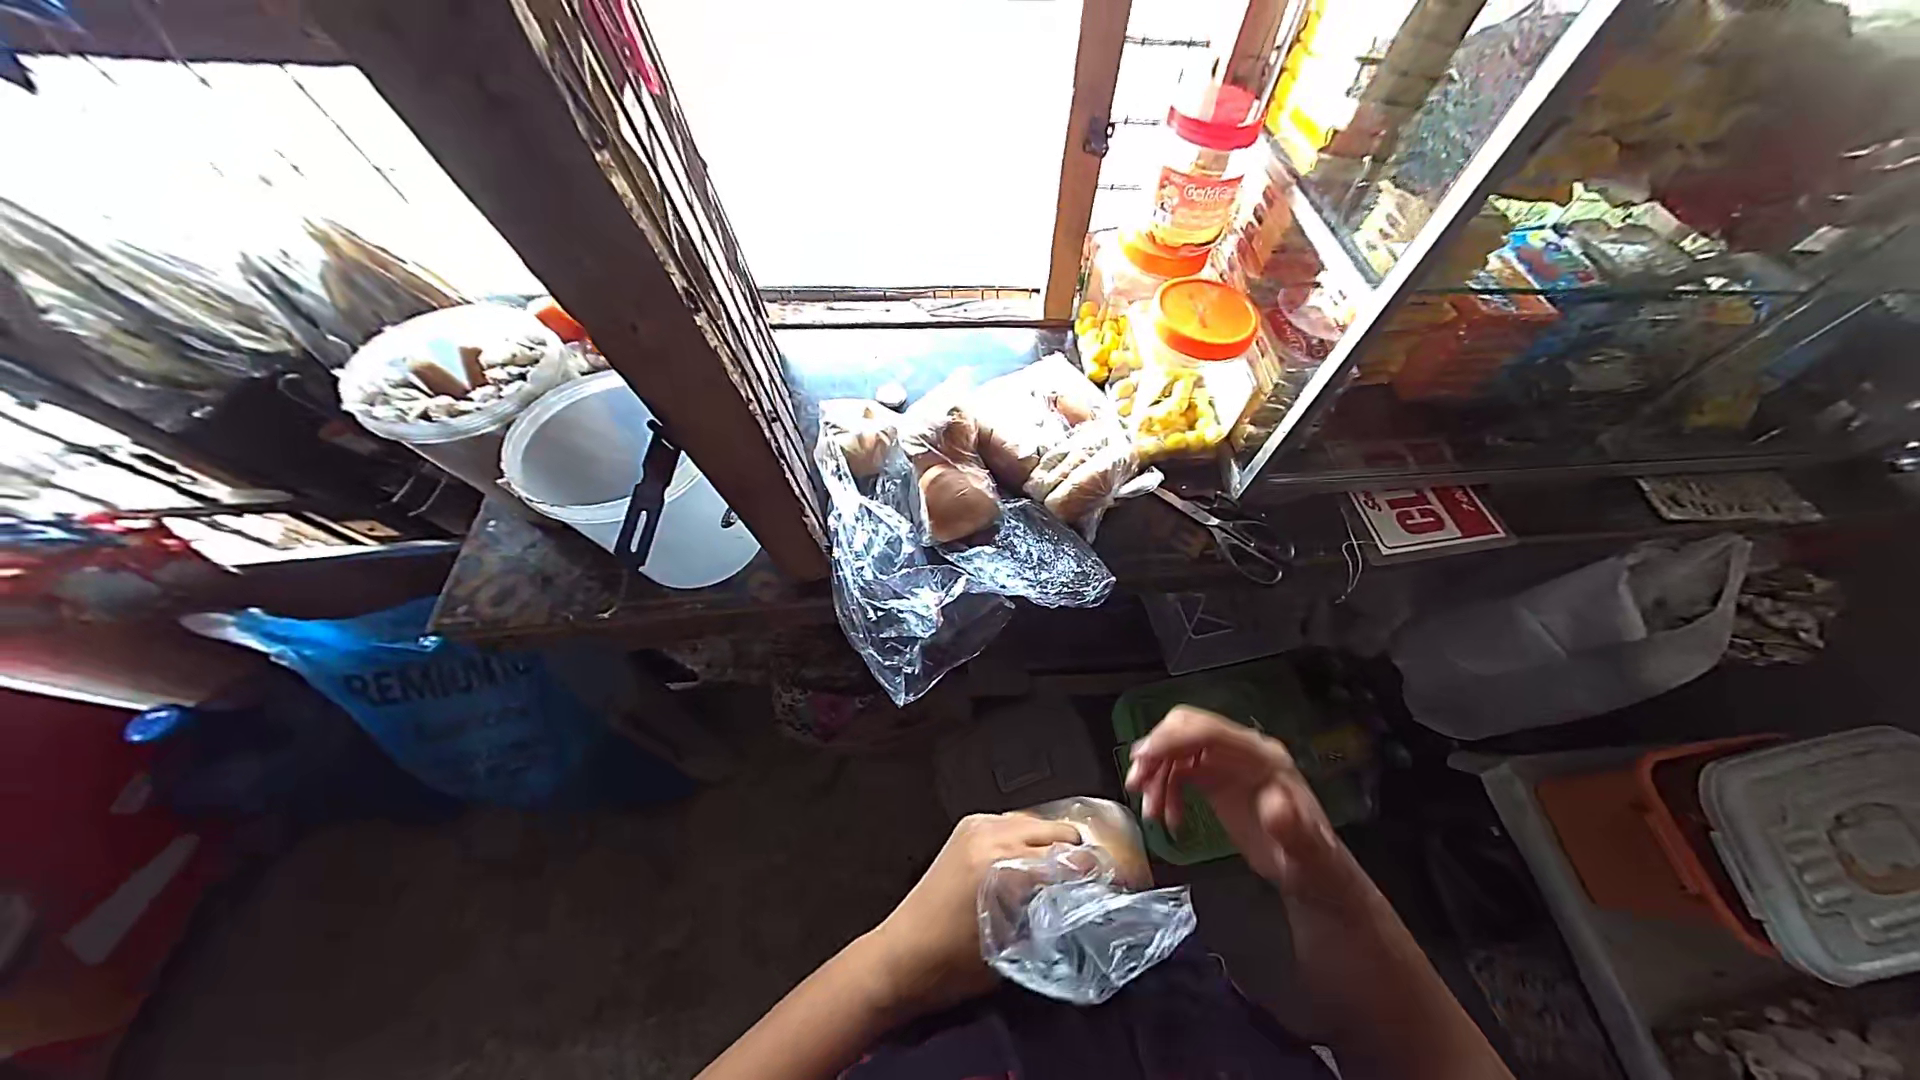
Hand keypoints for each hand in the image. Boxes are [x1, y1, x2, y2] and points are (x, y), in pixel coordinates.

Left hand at [864, 813, 1081, 1015]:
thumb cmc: (951, 964)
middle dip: (1077, 853)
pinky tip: (1033, 858)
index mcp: (1001, 866)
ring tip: (1065, 868)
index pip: (1067, 859)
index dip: (1096, 872)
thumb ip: (1049, 918)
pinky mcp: (966, 828)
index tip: (1112, 883)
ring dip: (1053, 842)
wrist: (903, 954)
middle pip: (1055, 831)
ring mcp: (976, 827)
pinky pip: (1011, 821)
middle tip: (1091, 877)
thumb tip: (1080, 903)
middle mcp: (989, 836)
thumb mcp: (1013, 949)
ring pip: (1035, 821)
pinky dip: (1028, 836)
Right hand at [1126, 706, 1355, 907]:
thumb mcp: (1308, 854)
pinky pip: (1178, 771)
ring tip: (1150, 811)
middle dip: (1156, 751)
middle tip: (1137, 782)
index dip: (1173, 739)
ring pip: (1177, 750)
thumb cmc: (1312, 866)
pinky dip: (1164, 790)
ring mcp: (1226, 763)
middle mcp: (1242, 752)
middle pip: (1187, 730)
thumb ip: (1293, 829)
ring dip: (1155, 775)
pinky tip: (1166, 817)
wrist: (1311, 878)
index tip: (1144, 758)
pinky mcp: (1215, 779)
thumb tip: (1274, 804)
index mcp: (1263, 757)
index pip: (1209, 731)